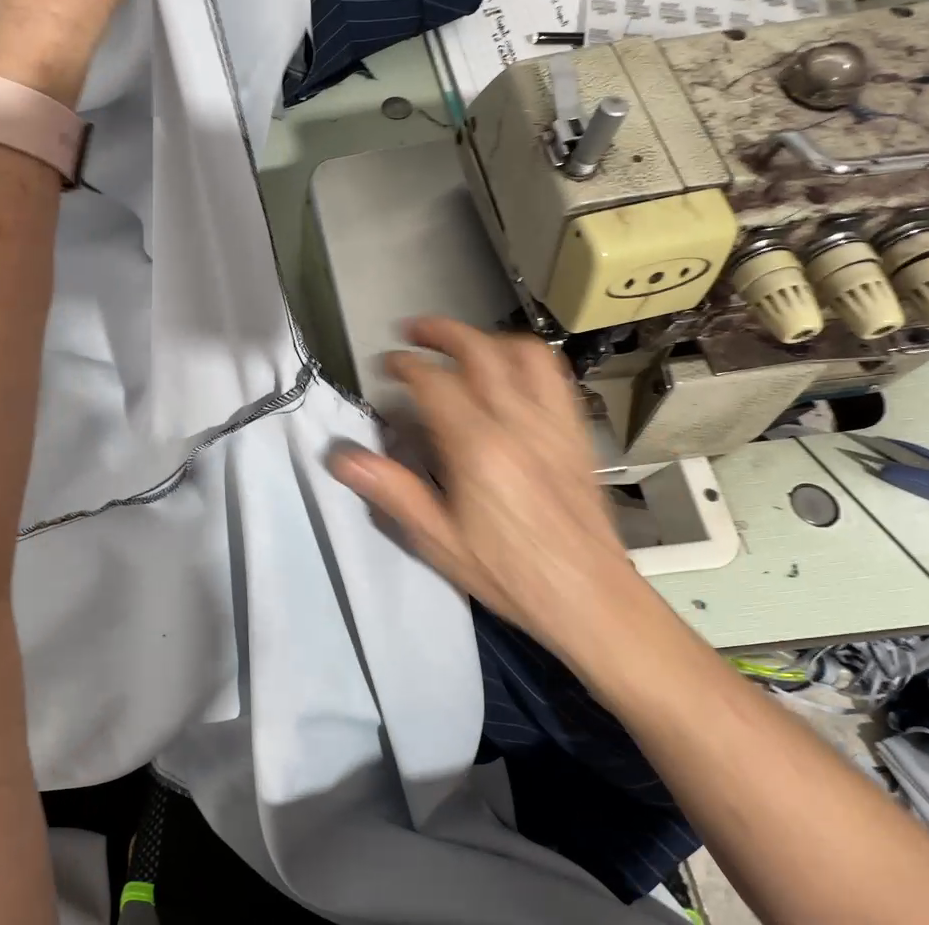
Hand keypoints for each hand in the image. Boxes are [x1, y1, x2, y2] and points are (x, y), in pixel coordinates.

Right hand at [328, 318, 649, 659]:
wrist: (588, 596)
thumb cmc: (508, 573)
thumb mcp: (438, 540)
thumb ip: (391, 491)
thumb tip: (340, 457)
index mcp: (477, 446)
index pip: (434, 381)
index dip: (404, 365)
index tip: (385, 366)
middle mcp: (517, 422)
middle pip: (479, 350)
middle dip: (441, 333)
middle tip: (414, 334)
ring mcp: (552, 423)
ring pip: (522, 353)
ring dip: (486, 338)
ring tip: (462, 346)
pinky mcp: (575, 432)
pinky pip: (556, 376)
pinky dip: (528, 359)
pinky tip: (512, 372)